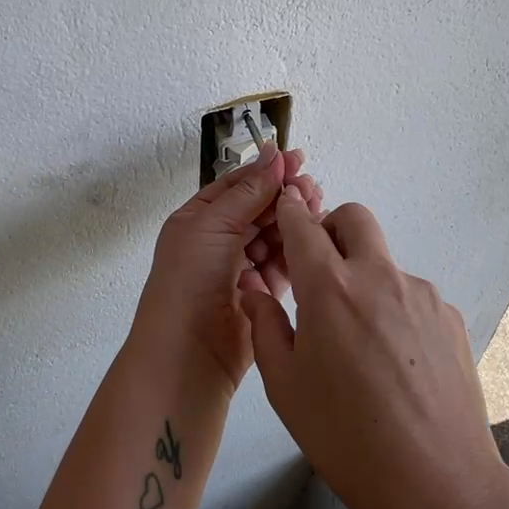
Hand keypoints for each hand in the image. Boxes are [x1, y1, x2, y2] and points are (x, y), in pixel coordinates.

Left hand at [133, 143, 321, 387]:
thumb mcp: (214, 224)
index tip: (297, 158)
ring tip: (320, 206)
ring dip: (294, 221)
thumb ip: (248, 191)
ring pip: (274, 236)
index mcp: (198, 219)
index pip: (237, 185)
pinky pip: (284, 265)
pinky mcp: (262, 295)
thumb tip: (274, 154)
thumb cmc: (190, 279)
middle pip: (258, 209)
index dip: (265, 171)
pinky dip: (298, 251)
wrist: (188, 353)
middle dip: (284, 195)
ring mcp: (240, 269)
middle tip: (313, 185)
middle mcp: (217, 241)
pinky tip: (317, 237)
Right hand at [242, 191, 508, 508]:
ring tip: (358, 335)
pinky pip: (413, 294)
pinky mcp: (449, 318)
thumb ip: (264, 327)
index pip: (302, 225)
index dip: (289, 213)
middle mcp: (378, 278)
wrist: (439, 484)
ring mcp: (421, 295)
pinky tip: (391, 357)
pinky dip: (395, 308)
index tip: (284, 210)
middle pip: (354, 218)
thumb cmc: (352, 440)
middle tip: (319, 267)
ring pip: (385, 260)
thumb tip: (254, 293)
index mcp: (329, 289)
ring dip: (364, 275)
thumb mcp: (285, 387)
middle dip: (331, 228)